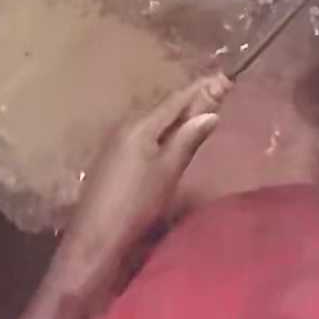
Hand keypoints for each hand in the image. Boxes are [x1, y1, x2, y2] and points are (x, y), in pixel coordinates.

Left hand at [48, 73, 229, 301]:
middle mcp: (127, 124)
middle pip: (164, 106)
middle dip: (191, 99)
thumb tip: (210, 112)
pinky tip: (174, 134)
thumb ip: (188, 139)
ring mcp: (117, 140)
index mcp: (141, 124)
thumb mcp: (168, 171)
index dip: (200, 89)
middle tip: (218, 91)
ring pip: (154, 119)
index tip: (223, 78)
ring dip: (178, 114)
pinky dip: (165, 128)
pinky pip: (145, 131)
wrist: (95, 240)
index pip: (176, 99)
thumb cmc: (136, 205)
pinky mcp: (114, 156)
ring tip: (202, 109)